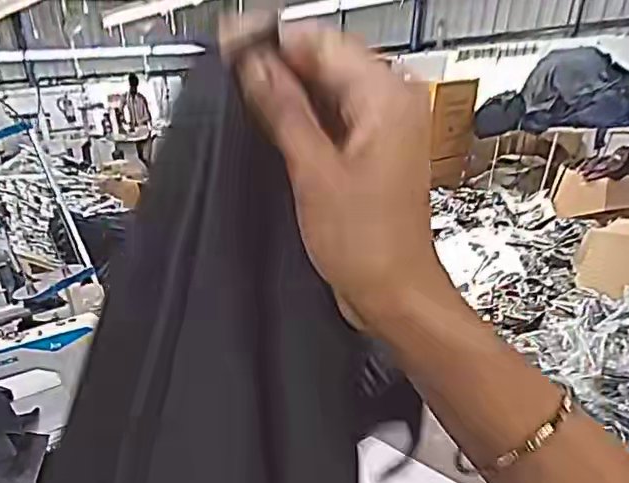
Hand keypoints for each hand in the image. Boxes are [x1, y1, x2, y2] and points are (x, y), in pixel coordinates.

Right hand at [229, 23, 454, 328]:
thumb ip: (285, 114)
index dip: (274, 43)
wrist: (392, 293)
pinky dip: (308, 130)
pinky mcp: (373, 162)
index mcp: (387, 97)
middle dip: (281, 71)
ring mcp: (384, 135)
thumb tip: (257, 71)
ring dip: (293, 102)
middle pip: (326, 66)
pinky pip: (336, 129)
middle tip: (237, 78)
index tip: (235, 47)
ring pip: (329, 98)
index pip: (321, 43)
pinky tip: (282, 140)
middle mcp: (392, 107)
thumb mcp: (315, 174)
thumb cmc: (370, 247)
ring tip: (253, 110)